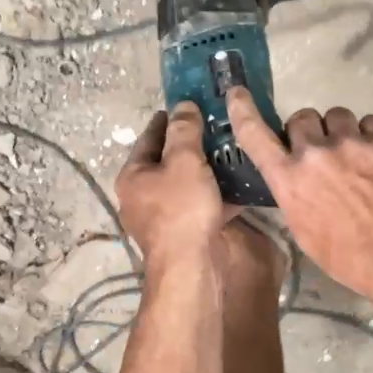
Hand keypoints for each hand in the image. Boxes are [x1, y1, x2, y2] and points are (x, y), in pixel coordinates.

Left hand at [117, 102, 235, 267]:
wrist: (191, 267)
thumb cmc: (182, 209)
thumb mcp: (184, 161)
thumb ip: (184, 131)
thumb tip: (183, 105)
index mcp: (133, 176)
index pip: (148, 138)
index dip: (167, 120)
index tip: (186, 105)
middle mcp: (141, 196)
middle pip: (167, 162)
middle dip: (191, 146)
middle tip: (215, 127)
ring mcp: (162, 218)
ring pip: (186, 185)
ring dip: (206, 171)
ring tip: (231, 151)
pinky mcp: (183, 234)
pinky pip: (200, 207)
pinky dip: (217, 196)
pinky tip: (240, 185)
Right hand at [225, 88, 372, 302]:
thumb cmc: (343, 254)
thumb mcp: (301, 227)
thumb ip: (292, 193)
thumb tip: (294, 179)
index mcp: (287, 178)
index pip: (253, 134)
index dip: (242, 110)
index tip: (237, 93)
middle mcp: (312, 152)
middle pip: (301, 118)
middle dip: (307, 131)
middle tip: (320, 150)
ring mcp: (348, 143)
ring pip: (336, 114)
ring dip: (339, 129)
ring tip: (351, 149)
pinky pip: (369, 121)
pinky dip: (369, 133)